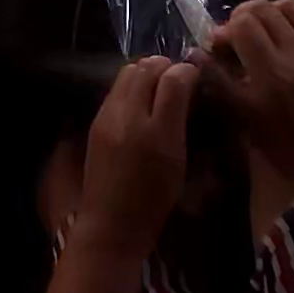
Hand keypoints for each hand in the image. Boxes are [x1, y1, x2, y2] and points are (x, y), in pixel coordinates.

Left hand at [76, 56, 197, 259]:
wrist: (111, 226)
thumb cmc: (154, 198)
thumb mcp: (177, 158)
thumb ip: (180, 115)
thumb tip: (186, 79)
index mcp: (155, 130)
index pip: (172, 77)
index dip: (187, 71)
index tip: (197, 76)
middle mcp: (127, 116)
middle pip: (145, 67)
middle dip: (164, 66)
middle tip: (178, 79)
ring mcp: (107, 116)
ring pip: (128, 73)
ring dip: (146, 72)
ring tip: (159, 87)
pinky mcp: (96, 122)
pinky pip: (116, 89)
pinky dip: (131, 85)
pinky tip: (140, 102)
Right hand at [205, 0, 293, 191]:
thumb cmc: (276, 140)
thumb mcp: (239, 113)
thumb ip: (216, 78)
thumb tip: (193, 51)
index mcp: (271, 71)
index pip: (243, 24)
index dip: (225, 29)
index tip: (220, 45)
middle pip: (264, 8)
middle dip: (242, 15)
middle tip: (236, 35)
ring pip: (288, 5)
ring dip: (268, 12)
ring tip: (259, 30)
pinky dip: (293, 18)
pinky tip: (283, 35)